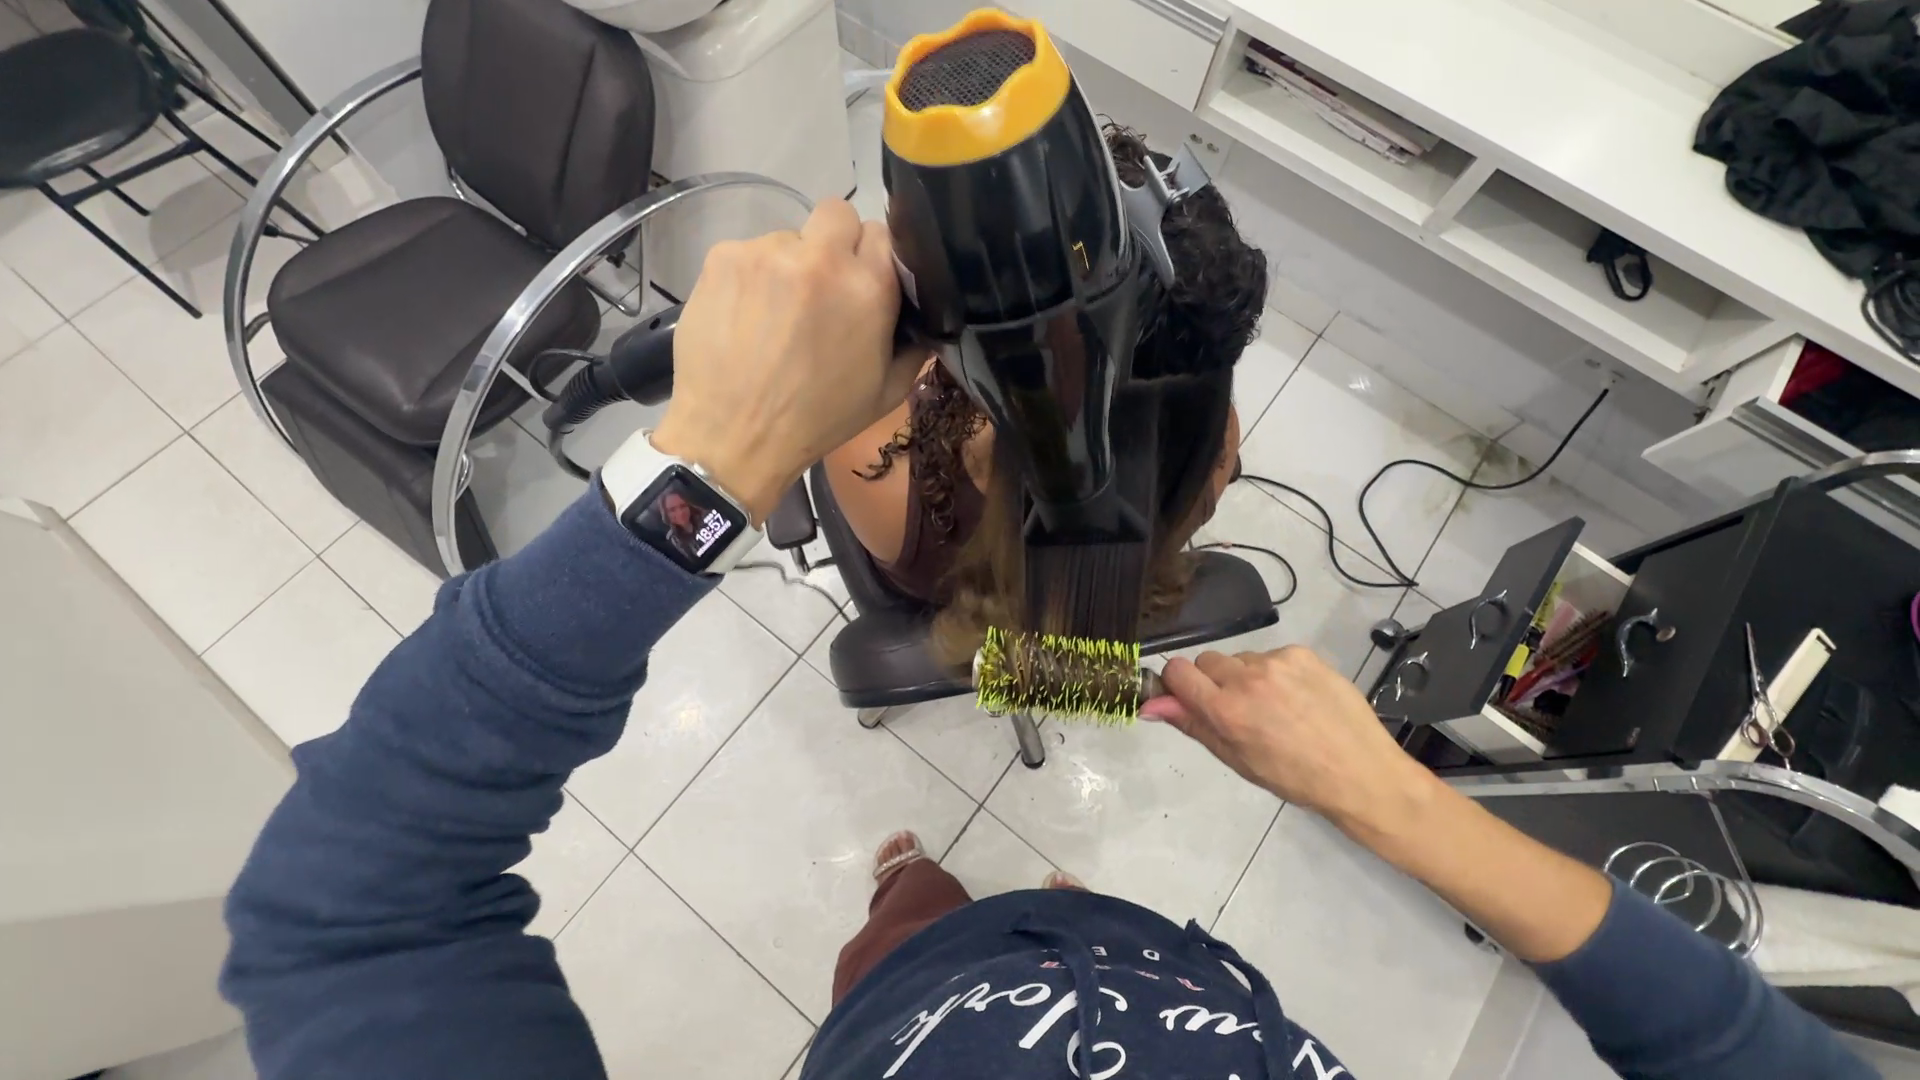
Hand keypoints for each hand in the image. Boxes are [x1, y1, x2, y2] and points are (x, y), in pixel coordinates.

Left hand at [652, 200, 917, 522]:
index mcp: (868, 286)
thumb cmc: (818, 420)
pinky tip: (747, 316)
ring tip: (777, 314)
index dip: (875, 258)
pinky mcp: (722, 258)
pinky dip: (752, 278)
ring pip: (789, 238)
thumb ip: (913, 344)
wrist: (734, 438)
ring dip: (790, 265)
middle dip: (836, 244)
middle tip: (824, 287)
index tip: (864, 284)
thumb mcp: (887, 392)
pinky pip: (748, 253)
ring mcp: (765, 252)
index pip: (884, 233)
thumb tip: (922, 319)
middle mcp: (819, 257)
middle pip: (837, 214)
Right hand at [1144, 647, 1439, 838]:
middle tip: (1238, 711)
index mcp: (1227, 711)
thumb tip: (1149, 705)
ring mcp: (1278, 662)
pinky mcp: (1303, 653)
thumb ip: (1192, 724)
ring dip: (1245, 677)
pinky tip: (1296, 697)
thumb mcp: (1236, 759)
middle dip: (1213, 682)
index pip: (1177, 671)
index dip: (1178, 685)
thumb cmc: (1294, 778)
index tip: (1190, 700)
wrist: (1363, 773)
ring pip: (1239, 659)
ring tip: (1275, 707)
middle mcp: (1248, 679)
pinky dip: (1275, 673)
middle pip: (1205, 661)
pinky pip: (1271, 656)